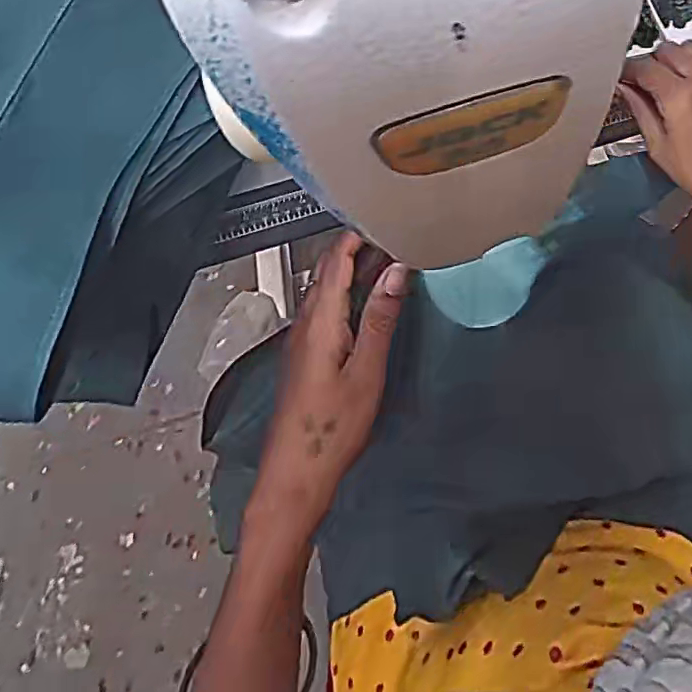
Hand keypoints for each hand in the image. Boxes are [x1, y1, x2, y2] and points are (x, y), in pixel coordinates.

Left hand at [247, 232, 408, 544]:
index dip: (359, 233)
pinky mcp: (307, 353)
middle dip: (361, 247)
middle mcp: (306, 322)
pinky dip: (350, 292)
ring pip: (328, 288)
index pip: (336, 259)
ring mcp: (304, 338)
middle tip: (396, 235)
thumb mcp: (366, 371)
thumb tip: (396, 270)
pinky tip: (369, 301)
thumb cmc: (331, 429)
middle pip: (330, 269)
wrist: (294, 475)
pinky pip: (328, 307)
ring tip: (390, 260)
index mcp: (320, 320)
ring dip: (356, 269)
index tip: (387, 217)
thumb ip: (380, 317)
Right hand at [618, 41, 691, 249]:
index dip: (629, 70)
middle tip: (645, 79)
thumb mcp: (659, 147)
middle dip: (653, 61)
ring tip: (671, 80)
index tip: (624, 77)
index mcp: (681, 97)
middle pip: (671, 50)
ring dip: (679, 59)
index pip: (646, 66)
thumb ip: (641, 111)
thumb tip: (628, 91)